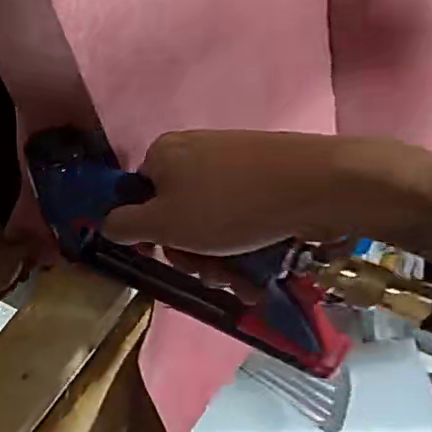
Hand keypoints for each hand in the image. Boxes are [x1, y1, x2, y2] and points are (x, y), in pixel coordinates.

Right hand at [103, 129, 413, 254]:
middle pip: (175, 212)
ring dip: (219, 258)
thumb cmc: (229, 206)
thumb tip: (109, 224)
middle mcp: (194, 150)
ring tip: (242, 281)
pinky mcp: (268, 173)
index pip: (138, 197)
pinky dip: (245, 243)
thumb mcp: (163, 224)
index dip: (148, 234)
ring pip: (210, 220)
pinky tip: (260, 268)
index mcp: (162, 153)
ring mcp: (234, 160)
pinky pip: (242, 213)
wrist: (322, 185)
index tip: (166, 258)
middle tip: (210, 275)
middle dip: (190, 252)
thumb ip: (125, 225)